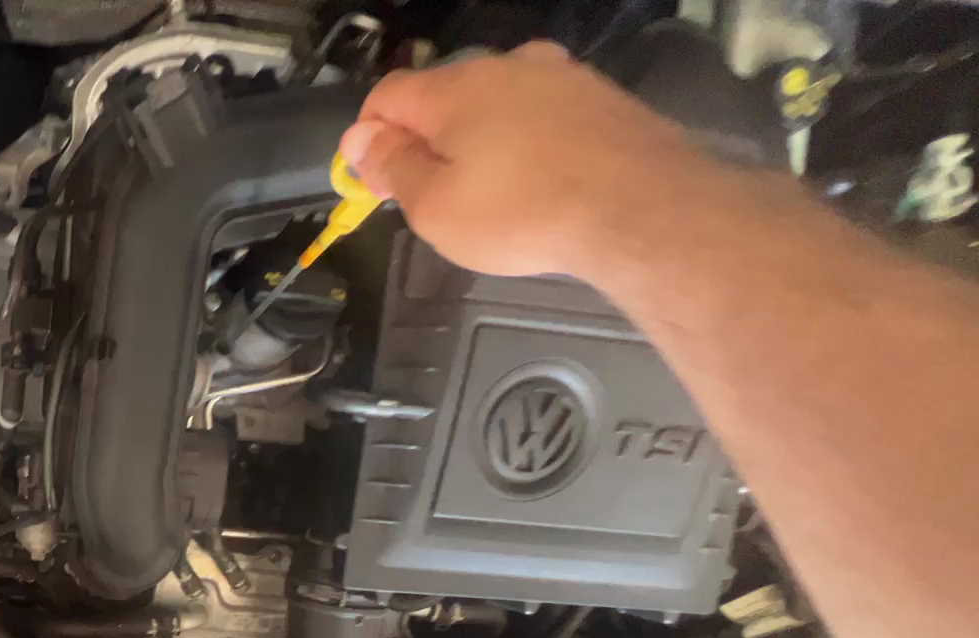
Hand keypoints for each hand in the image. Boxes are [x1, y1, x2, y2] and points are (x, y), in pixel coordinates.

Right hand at [339, 42, 717, 277]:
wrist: (637, 208)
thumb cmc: (517, 212)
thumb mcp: (432, 205)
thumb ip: (390, 165)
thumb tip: (358, 136)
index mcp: (455, 90)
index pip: (385, 95)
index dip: (367, 138)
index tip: (374, 181)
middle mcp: (505, 66)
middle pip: (437, 98)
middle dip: (419, 141)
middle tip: (423, 196)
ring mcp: (556, 75)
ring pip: (488, 103)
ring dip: (468, 141)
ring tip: (479, 193)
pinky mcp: (594, 95)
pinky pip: (531, 112)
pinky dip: (514, 141)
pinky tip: (526, 182)